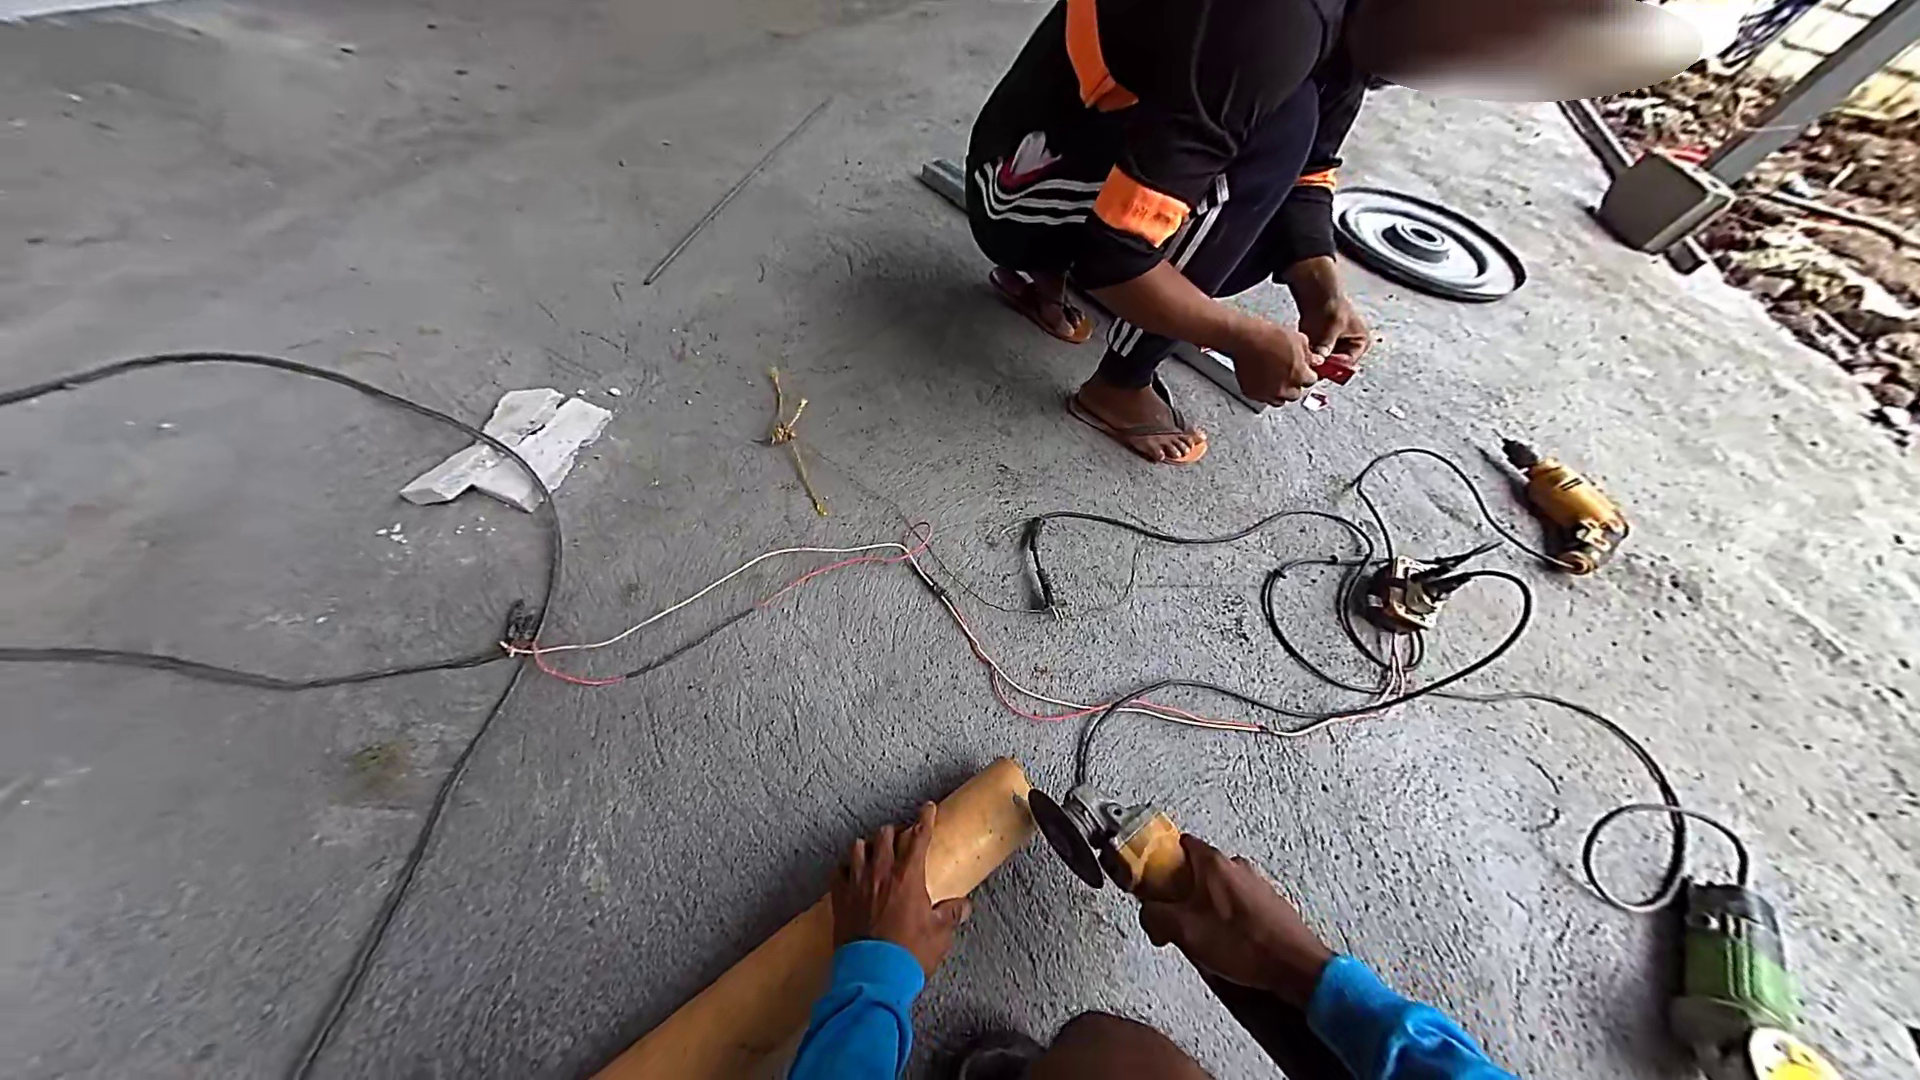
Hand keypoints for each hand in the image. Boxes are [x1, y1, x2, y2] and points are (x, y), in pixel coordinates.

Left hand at [830, 802, 972, 976]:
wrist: (872, 976)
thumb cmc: (907, 954)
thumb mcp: (938, 935)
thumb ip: (950, 915)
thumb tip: (964, 906)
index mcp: (908, 876)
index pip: (919, 836)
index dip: (925, 818)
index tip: (928, 808)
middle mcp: (882, 872)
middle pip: (886, 834)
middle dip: (895, 832)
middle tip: (901, 838)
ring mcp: (858, 883)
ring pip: (859, 846)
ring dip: (869, 846)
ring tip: (874, 851)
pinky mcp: (840, 898)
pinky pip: (838, 871)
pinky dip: (845, 868)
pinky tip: (850, 872)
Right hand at [1137, 835, 1333, 1006]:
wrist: (1296, 968)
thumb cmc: (1244, 944)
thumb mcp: (1184, 931)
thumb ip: (1155, 917)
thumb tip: (1147, 915)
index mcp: (1213, 861)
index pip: (1181, 843)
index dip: (1165, 858)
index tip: (1157, 876)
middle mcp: (1236, 865)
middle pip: (1200, 867)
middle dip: (1186, 887)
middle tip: (1179, 912)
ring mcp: (1257, 884)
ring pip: (1222, 886)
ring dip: (1210, 903)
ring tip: (1207, 934)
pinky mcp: (1272, 905)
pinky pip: (1241, 903)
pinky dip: (1232, 916)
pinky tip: (1231, 942)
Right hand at [1225, 319, 1319, 405]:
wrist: (1246, 340)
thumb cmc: (1270, 337)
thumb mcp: (1298, 340)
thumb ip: (1308, 355)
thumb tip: (1314, 361)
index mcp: (1299, 374)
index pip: (1311, 381)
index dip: (1307, 375)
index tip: (1303, 372)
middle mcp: (1284, 388)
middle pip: (1295, 394)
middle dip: (1293, 386)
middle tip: (1288, 376)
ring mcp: (1267, 392)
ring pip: (1278, 401)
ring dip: (1279, 393)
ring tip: (1275, 382)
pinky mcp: (1252, 393)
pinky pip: (1261, 398)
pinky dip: (1263, 392)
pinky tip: (1262, 381)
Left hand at [1286, 256, 1370, 364]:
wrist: (1317, 296)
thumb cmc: (1330, 308)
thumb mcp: (1330, 329)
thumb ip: (1326, 346)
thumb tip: (1320, 360)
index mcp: (1361, 343)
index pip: (1347, 365)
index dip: (1331, 368)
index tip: (1318, 366)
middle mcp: (1351, 349)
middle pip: (1334, 367)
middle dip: (1321, 366)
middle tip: (1308, 364)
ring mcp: (1336, 350)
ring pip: (1323, 364)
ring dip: (1314, 362)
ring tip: (1304, 355)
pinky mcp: (1323, 349)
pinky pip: (1315, 359)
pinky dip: (1309, 358)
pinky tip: (1301, 353)